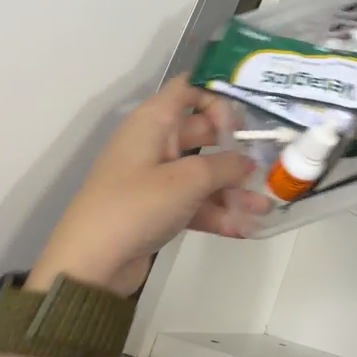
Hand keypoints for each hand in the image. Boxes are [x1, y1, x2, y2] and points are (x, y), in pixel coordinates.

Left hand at [29, 79, 269, 295]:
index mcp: (153, 122)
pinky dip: (218, 212)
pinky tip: (246, 227)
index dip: (217, 96)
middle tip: (268, 160)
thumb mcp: (188, 180)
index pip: (187, 89)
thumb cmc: (136, 206)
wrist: (88, 268)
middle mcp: (154, 143)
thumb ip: (226, 165)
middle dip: (237, 149)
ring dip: (233, 189)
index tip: (244, 118)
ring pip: (203, 173)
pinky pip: (195, 202)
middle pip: (204, 132)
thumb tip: (247, 162)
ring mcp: (155, 178)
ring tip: (263, 206)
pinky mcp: (157, 209)